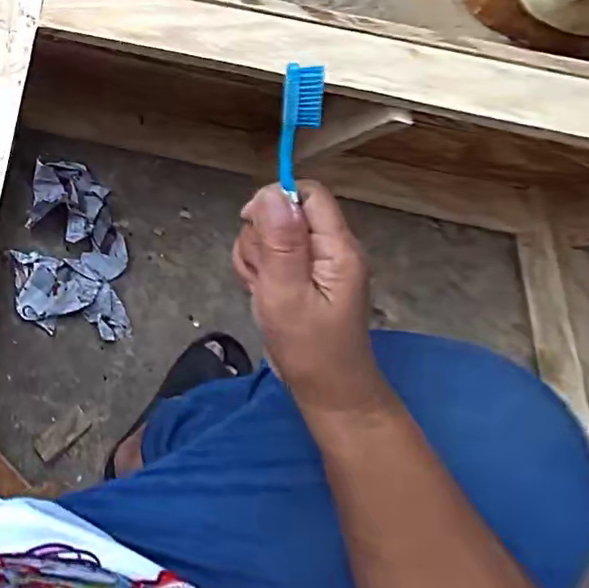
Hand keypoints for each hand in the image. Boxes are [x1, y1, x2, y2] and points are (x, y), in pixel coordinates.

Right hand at [232, 182, 388, 415]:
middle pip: (286, 212)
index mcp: (338, 247)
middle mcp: (331, 247)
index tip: (251, 224)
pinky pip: (273, 255)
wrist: (328, 396)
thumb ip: (280, 241)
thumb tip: (273, 192)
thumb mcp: (287, 294)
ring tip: (262, 290)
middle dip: (262, 237)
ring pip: (273, 234)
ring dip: (257, 256)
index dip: (276, 199)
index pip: (308, 193)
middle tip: (262, 275)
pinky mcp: (303, 276)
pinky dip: (260, 270)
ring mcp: (317, 263)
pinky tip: (262, 293)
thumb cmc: (309, 349)